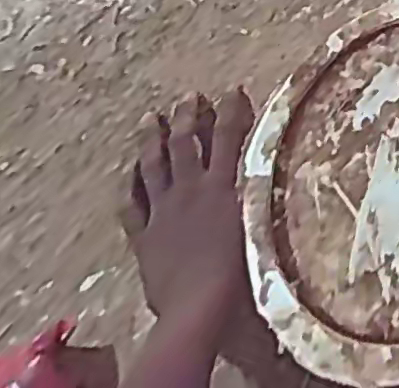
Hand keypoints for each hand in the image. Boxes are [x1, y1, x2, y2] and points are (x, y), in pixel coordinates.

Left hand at [119, 90, 254, 340]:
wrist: (197, 308)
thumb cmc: (239, 268)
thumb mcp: (258, 221)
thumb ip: (259, 191)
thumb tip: (268, 166)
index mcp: (221, 185)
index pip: (228, 135)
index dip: (231, 109)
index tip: (233, 90)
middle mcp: (190, 189)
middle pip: (184, 142)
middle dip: (186, 115)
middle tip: (187, 97)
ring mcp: (163, 211)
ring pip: (153, 165)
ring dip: (152, 139)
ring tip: (150, 118)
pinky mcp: (144, 236)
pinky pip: (132, 203)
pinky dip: (130, 184)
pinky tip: (129, 171)